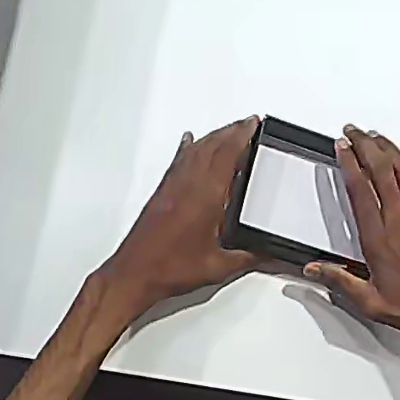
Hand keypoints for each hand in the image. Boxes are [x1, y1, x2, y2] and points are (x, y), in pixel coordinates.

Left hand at [97, 116, 263, 319]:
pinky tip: (187, 145)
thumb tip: (265, 254)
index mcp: (204, 196)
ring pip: (193, 151)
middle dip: (230, 132)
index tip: (252, 124)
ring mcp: (171, 188)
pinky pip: (177, 163)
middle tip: (245, 125)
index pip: (227, 154)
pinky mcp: (160, 195)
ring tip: (224, 133)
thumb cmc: (166, 268)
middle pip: (210, 146)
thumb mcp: (217, 267)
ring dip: (211, 138)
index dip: (241, 135)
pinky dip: (187, 150)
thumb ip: (246, 258)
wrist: (134, 275)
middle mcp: (186, 186)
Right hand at [304, 127, 399, 355]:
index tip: (340, 148)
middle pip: (381, 171)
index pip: (360, 190)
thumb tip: (314, 269)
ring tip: (375, 136)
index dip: (349, 163)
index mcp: (380, 239)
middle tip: (352, 132)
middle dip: (364, 146)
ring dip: (389, 148)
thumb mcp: (369, 301)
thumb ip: (339, 281)